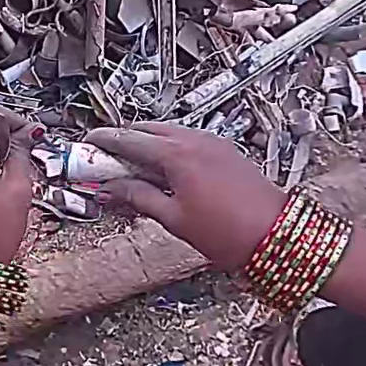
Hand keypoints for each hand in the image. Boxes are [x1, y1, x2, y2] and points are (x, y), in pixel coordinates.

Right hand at [85, 123, 286, 269]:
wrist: (277, 235)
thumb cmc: (230, 231)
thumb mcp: (173, 218)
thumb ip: (138, 197)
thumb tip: (111, 190)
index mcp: (178, 155)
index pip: (129, 140)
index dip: (104, 142)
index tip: (88, 145)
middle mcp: (195, 140)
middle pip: (147, 131)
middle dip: (124, 142)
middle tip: (106, 160)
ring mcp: (212, 143)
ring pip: (168, 134)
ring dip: (146, 145)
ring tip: (133, 170)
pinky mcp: (224, 151)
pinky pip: (187, 141)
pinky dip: (169, 150)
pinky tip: (164, 171)